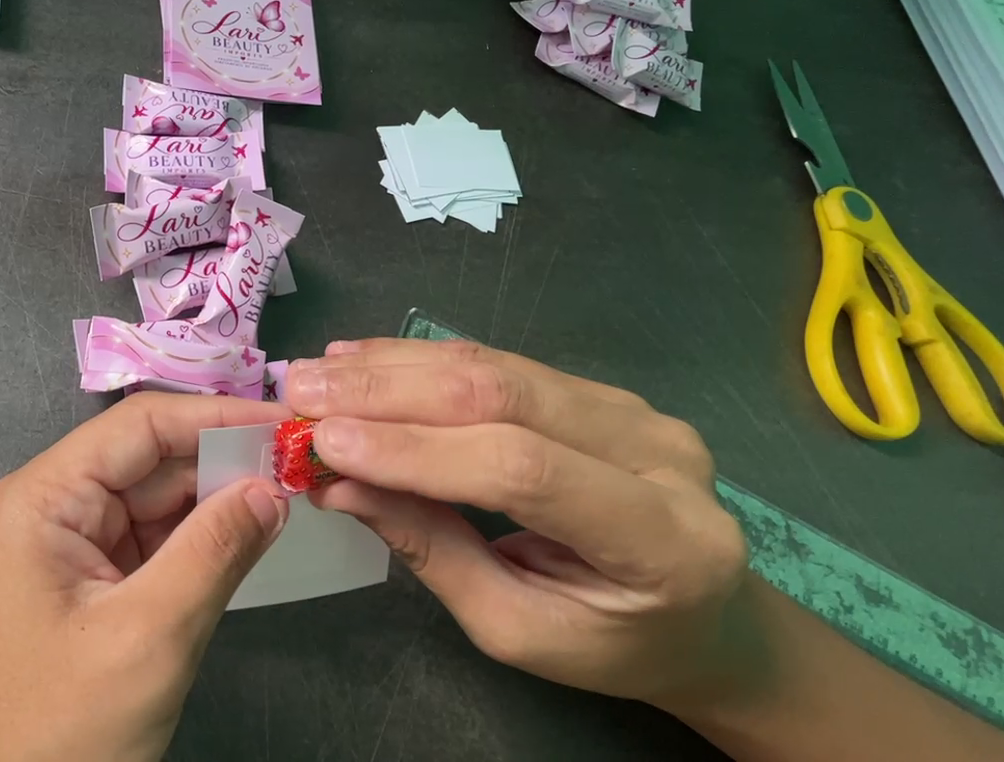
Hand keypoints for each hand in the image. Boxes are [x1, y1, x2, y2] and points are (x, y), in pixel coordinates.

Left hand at [0, 392, 289, 761]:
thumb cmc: (60, 724)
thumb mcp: (147, 638)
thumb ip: (213, 554)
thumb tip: (270, 489)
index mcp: (44, 496)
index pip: (139, 426)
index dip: (214, 415)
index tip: (284, 419)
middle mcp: (54, 503)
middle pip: (148, 458)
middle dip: (222, 456)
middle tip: (299, 458)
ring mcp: (71, 540)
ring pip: (156, 498)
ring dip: (217, 495)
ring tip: (288, 486)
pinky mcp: (90, 576)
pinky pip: (152, 538)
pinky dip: (199, 535)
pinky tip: (249, 527)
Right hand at [287, 337, 748, 706]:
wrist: (704, 618)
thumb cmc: (609, 643)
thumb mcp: (515, 628)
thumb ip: (430, 549)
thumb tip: (335, 482)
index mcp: (661, 541)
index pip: (521, 469)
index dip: (415, 449)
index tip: (323, 442)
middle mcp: (657, 454)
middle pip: (503, 396)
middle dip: (386, 391)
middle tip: (299, 393)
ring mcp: (628, 409)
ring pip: (490, 364)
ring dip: (389, 366)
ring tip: (312, 373)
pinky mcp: (592, 389)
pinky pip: (492, 360)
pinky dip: (415, 359)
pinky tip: (357, 359)